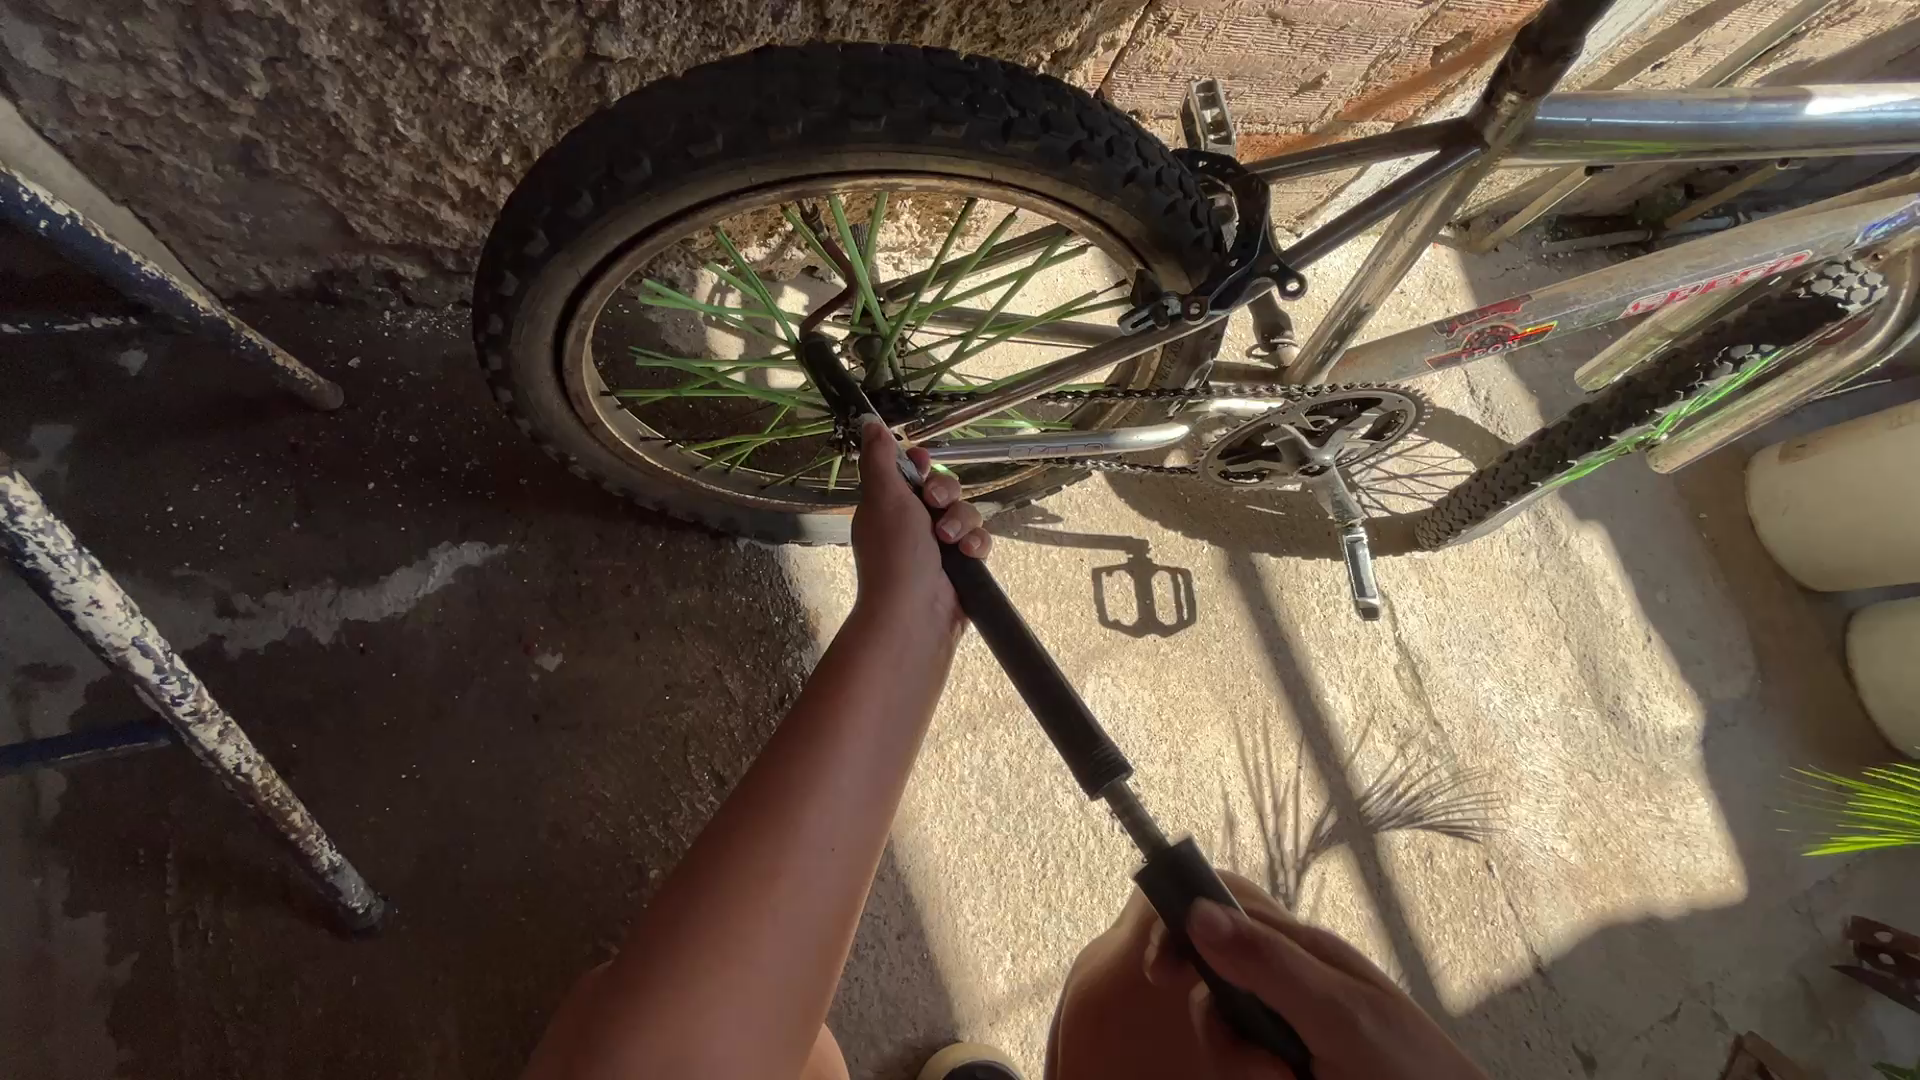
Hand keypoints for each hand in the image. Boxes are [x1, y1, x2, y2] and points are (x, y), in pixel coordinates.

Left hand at [851, 418, 991, 630]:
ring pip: (965, 512)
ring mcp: (938, 546)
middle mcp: (913, 524)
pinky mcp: (961, 564)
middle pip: (944, 488)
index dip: (921, 465)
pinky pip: (979, 540)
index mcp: (888, 506)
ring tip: (950, 540)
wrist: (915, 612)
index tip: (922, 463)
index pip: (911, 473)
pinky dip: (975, 544)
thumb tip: (869, 423)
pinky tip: (967, 555)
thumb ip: (879, 458)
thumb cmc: (895, 553)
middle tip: (935, 505)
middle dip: (946, 493)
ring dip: (961, 521)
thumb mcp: (883, 497)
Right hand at [1145, 893, 1487, 1079]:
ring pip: (1226, 1041)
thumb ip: (1269, 963)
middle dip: (1225, 1036)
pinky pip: (1244, 1072)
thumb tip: (1197, 910)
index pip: (1219, 918)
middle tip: (1265, 1075)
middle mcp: (1286, 987)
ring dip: (1246, 1073)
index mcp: (1299, 952)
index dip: (1180, 935)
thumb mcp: (1341, 1015)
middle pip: (1213, 991)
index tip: (1160, 974)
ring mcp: (1287, 1035)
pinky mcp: (1286, 1071)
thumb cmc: (1412, 1075)